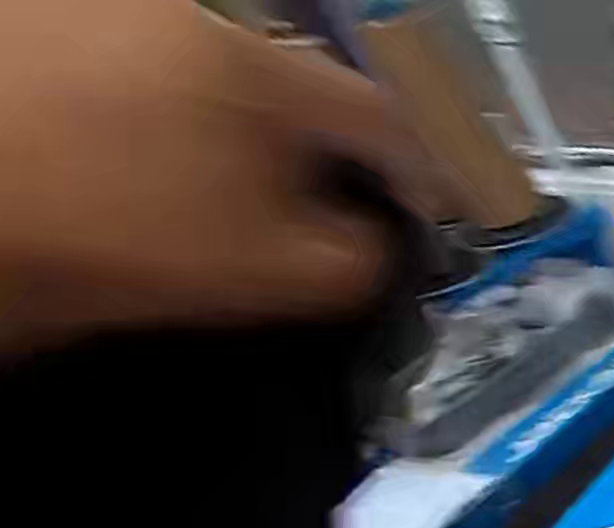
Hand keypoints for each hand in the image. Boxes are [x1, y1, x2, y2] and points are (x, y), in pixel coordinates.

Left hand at [0, 1, 419, 350]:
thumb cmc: (139, 247)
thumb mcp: (303, 274)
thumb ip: (377, 249)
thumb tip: (388, 226)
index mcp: (253, 71)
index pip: (387, 116)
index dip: (426, 172)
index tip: (430, 215)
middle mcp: (179, 13)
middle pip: (311, 89)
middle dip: (342, 149)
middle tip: (348, 203)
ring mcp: (100, 7)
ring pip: (237, 73)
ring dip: (271, 128)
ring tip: (260, 180)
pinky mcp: (43, 18)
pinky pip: (164, 62)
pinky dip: (200, 109)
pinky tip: (184, 154)